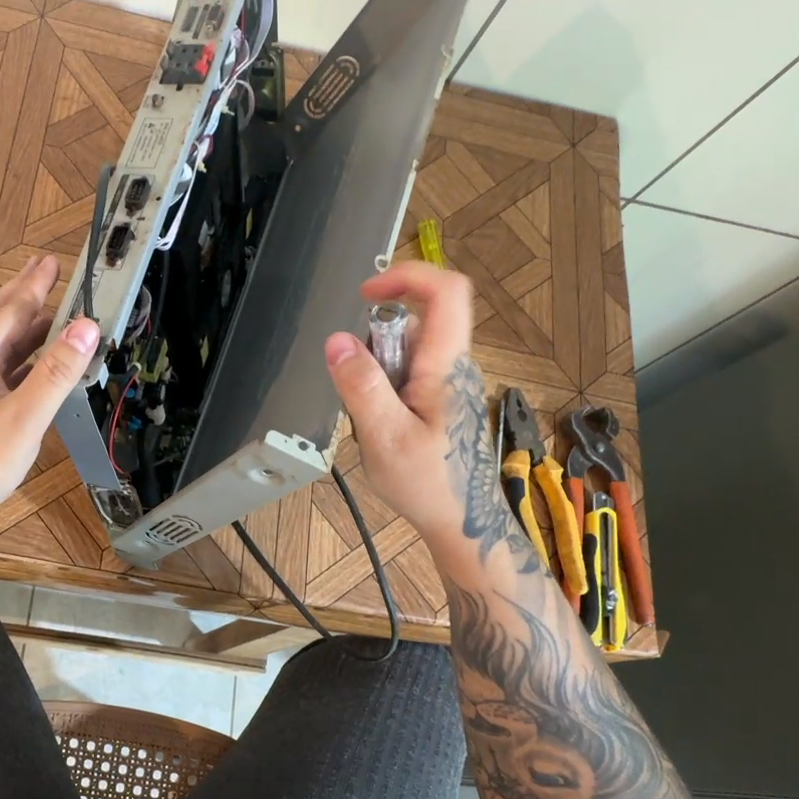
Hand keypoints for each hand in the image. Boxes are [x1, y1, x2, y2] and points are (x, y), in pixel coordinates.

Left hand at [0, 254, 99, 532]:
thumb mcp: (25, 418)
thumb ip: (56, 371)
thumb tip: (85, 326)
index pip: (9, 309)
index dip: (34, 284)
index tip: (52, 261)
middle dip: (22, 294)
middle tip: (45, 270)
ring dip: (19, 326)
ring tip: (45, 313)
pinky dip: (12, 357)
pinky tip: (27, 363)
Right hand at [322, 261, 490, 546]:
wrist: (462, 522)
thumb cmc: (428, 484)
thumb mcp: (384, 437)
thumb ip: (361, 386)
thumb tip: (337, 341)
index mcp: (446, 366)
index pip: (445, 292)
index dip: (407, 276)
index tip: (366, 294)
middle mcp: (453, 366)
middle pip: (417, 321)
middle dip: (377, 342)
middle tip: (360, 388)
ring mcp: (449, 384)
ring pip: (408, 351)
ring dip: (378, 371)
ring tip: (370, 418)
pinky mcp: (442, 402)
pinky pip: (408, 376)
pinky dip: (385, 390)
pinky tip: (380, 427)